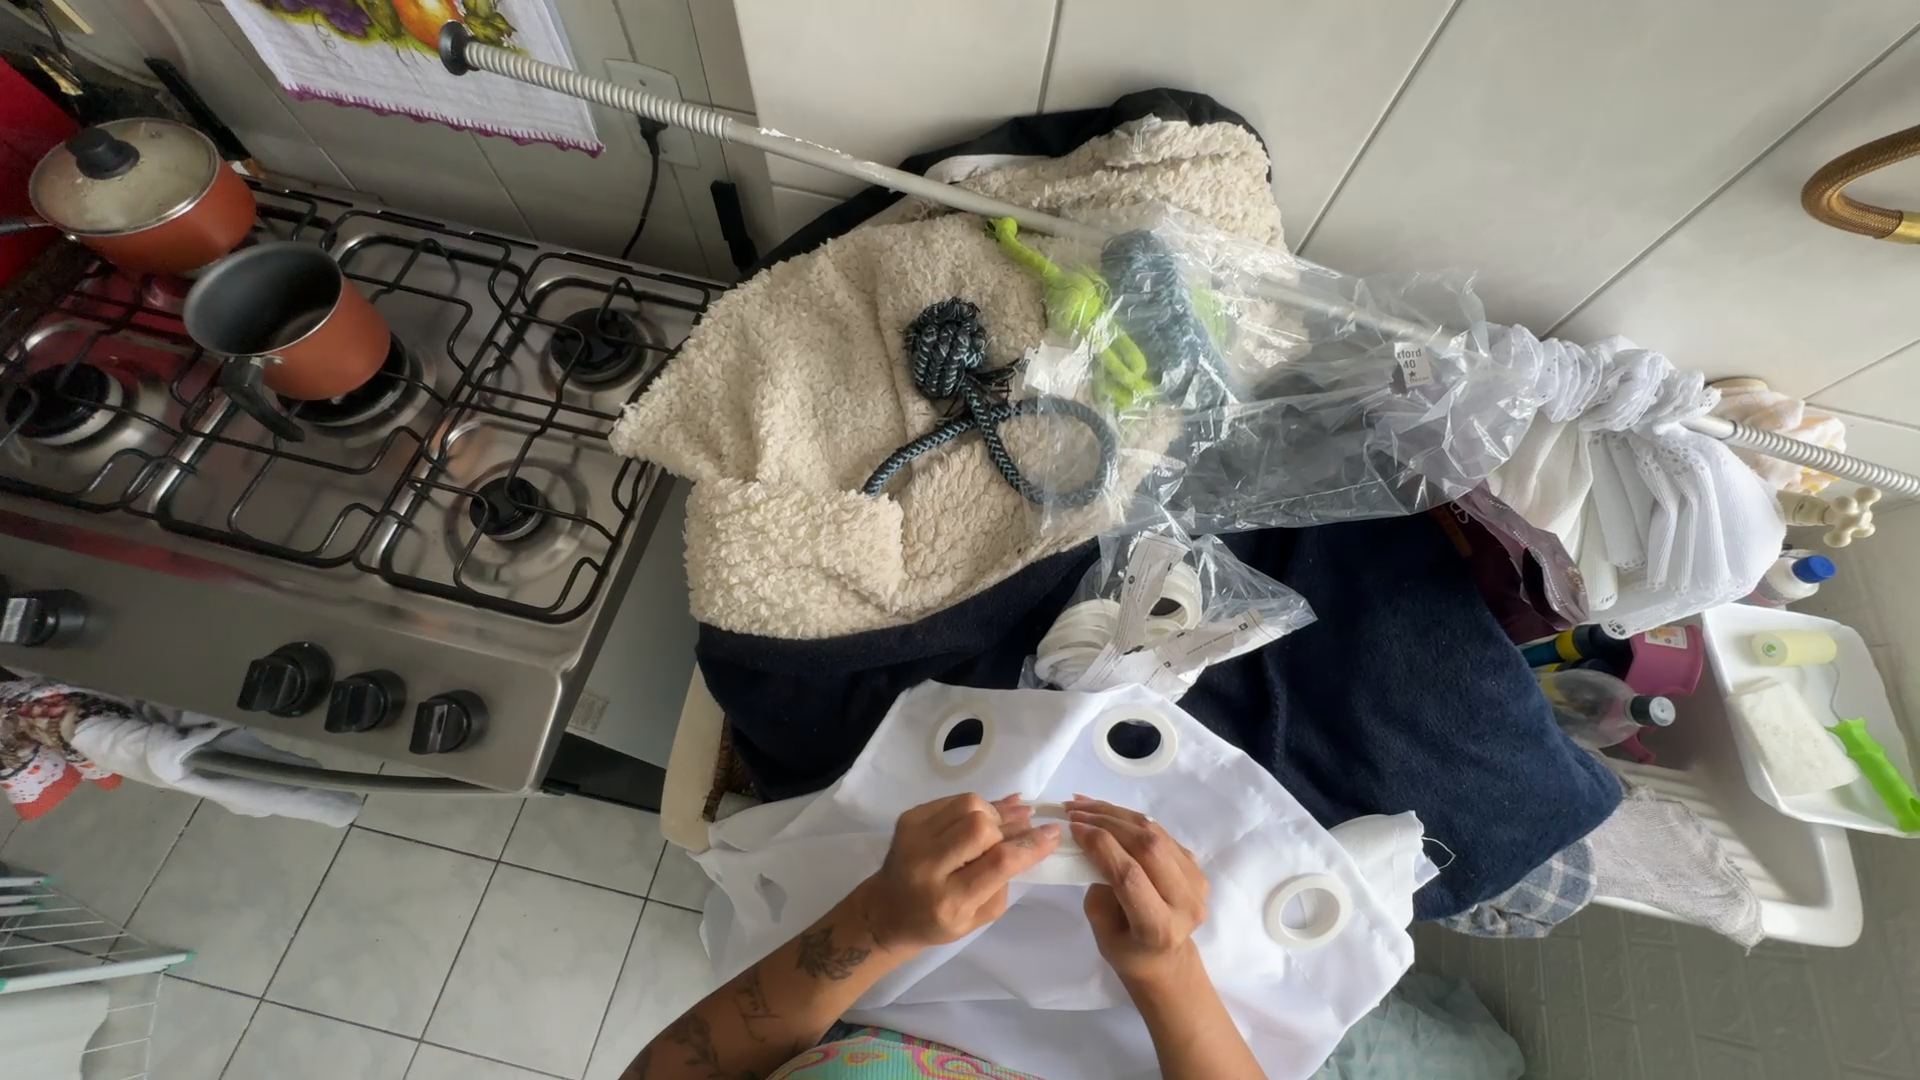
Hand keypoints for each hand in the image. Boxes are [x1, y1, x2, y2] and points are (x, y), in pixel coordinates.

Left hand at [855, 794, 1059, 951]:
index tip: (1054, 833)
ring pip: (968, 804)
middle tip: (1019, 830)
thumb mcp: (978, 916)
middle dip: (1007, 826)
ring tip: (1002, 823)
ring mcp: (913, 837)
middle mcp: (927, 866)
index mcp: (948, 901)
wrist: (888, 909)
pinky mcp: (908, 818)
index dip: (1030, 845)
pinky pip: (953, 799)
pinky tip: (985, 814)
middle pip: (980, 826)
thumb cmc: (939, 921)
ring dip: (992, 812)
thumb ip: (1005, 879)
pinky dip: (974, 806)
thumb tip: (1032, 835)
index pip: (997, 863)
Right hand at [1068, 796, 1209, 989]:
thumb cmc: (1126, 949)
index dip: (1101, 845)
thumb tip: (1088, 839)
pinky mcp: (1194, 863)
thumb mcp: (1101, 928)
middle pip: (1147, 847)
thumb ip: (1097, 885)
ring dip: (1115, 813)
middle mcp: (1186, 903)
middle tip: (1074, 811)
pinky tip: (1102, 809)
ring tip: (1083, 803)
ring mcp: (1196, 881)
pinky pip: (1158, 830)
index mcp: (1160, 928)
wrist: (1165, 958)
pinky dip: (1127, 816)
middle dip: (1106, 822)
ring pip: (1153, 831)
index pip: (1130, 876)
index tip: (1072, 827)